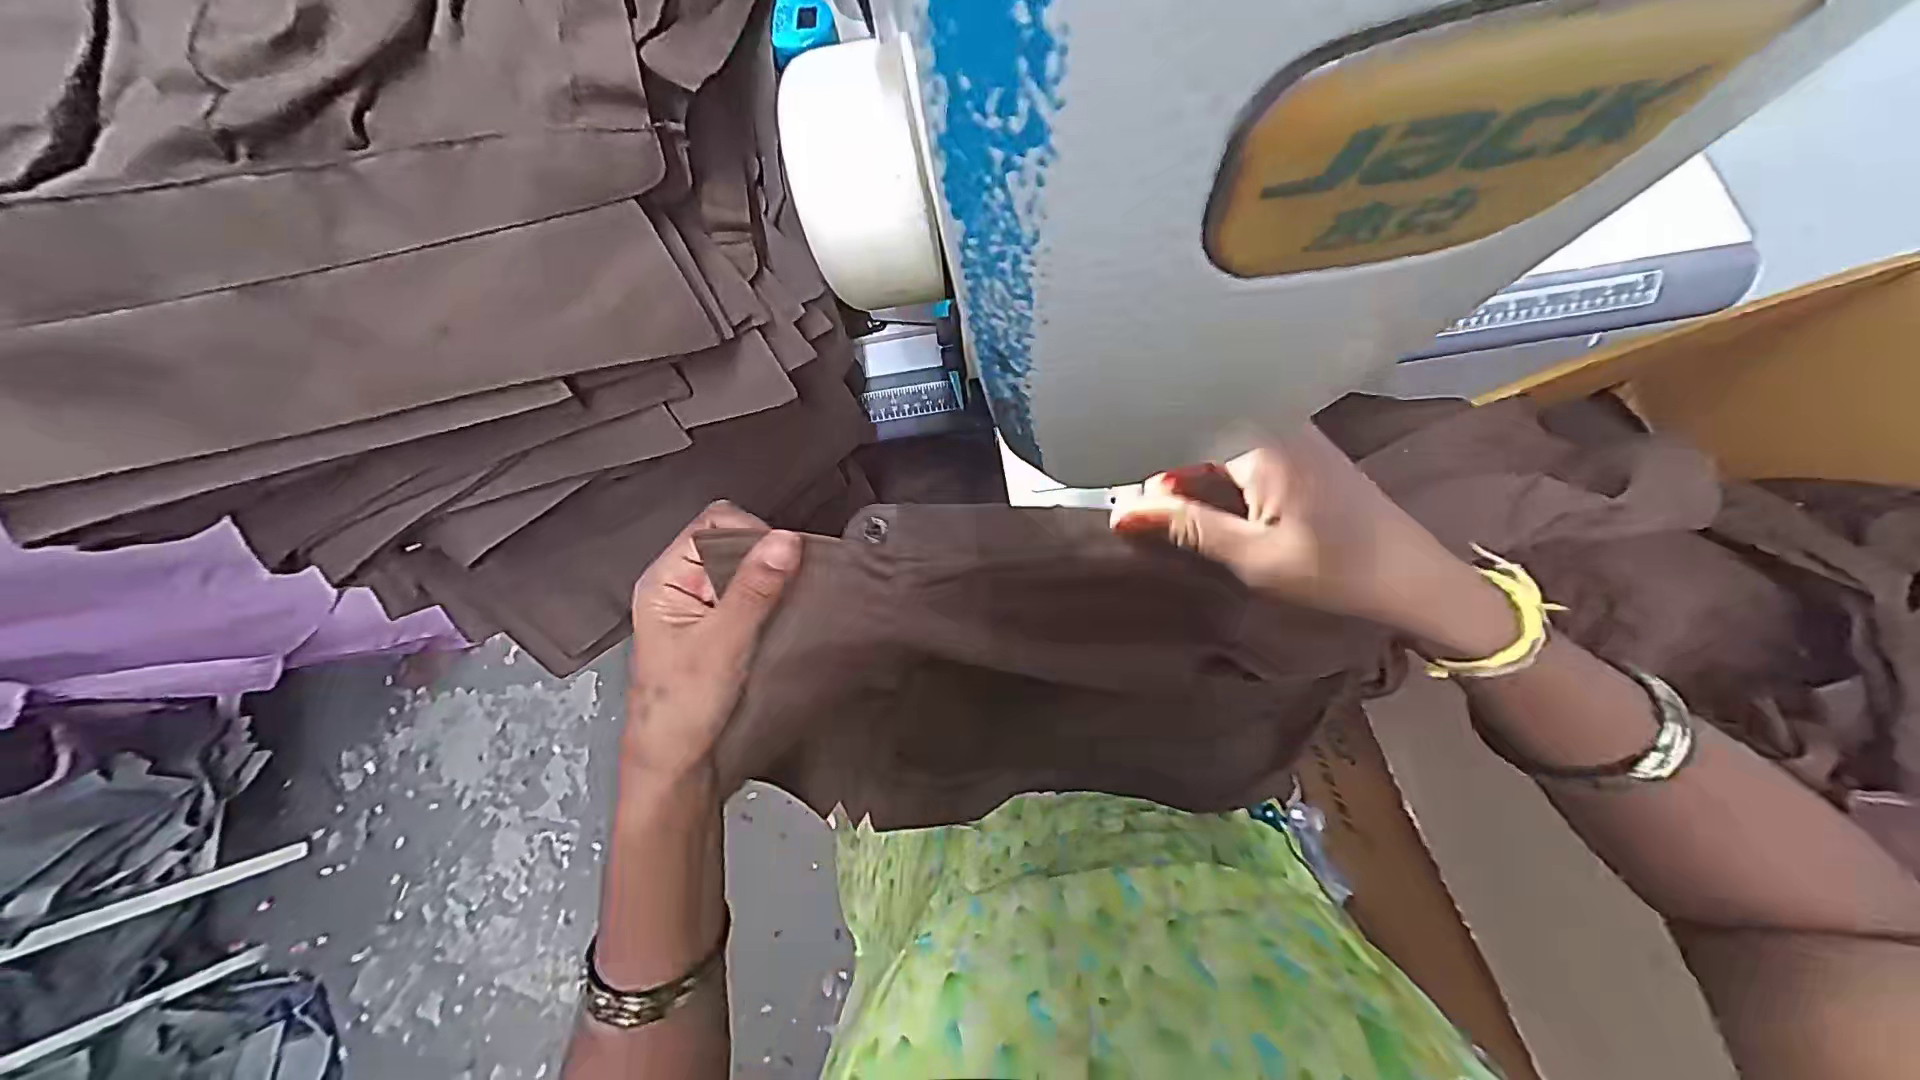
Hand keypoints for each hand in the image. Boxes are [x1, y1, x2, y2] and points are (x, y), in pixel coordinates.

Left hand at [623, 501, 800, 784]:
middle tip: (784, 586)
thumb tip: (784, 541)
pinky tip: (780, 616)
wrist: (679, 763)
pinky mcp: (724, 622)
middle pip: (732, 539)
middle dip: (765, 557)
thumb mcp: (723, 643)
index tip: (782, 559)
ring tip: (782, 605)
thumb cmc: (679, 711)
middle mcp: (682, 585)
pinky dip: (774, 598)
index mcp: (664, 580)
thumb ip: (755, 589)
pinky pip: (755, 592)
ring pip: (747, 566)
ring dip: (771, 580)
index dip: (751, 534)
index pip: (712, 524)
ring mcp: (704, 603)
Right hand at [1110, 424, 1512, 653]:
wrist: (1414, 578)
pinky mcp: (1295, 452)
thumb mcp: (1251, 556)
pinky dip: (1210, 479)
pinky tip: (1200, 510)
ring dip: (1184, 476)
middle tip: (1140, 514)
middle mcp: (1276, 424)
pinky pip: (1235, 451)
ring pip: (1212, 441)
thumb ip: (1185, 527)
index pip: (1180, 427)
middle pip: (1194, 429)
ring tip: (1165, 516)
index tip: (1121, 494)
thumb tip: (1123, 513)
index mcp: (1264, 440)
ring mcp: (1288, 435)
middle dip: (1161, 470)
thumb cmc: (1338, 570)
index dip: (1142, 459)